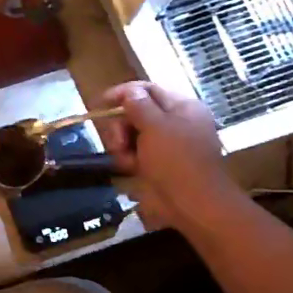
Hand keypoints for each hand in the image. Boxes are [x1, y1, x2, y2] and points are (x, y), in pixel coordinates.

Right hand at [98, 80, 242, 229]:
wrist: (191, 202)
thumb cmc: (176, 160)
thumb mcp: (156, 126)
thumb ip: (139, 105)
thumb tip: (128, 91)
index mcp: (182, 107)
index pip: (148, 89)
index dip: (124, 93)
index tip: (101, 102)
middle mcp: (173, 121)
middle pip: (135, 111)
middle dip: (121, 124)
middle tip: (118, 140)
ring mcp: (164, 143)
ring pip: (130, 133)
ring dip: (121, 144)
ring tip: (126, 158)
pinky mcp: (155, 161)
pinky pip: (133, 151)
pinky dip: (127, 158)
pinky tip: (130, 167)